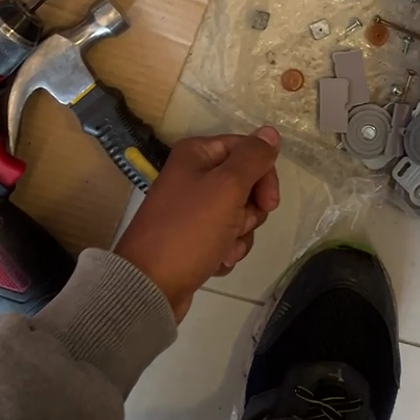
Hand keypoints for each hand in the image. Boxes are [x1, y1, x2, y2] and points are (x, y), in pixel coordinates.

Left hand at [114, 126, 281, 320]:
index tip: (269, 203)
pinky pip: (226, 237)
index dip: (264, 175)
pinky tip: (215, 262)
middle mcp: (193, 175)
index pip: (247, 150)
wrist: (149, 287)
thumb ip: (253, 158)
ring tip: (222, 249)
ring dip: (240, 234)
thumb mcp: (227, 187)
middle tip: (237, 225)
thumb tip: (270, 132)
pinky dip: (226, 250)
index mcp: (197, 154)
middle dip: (250, 210)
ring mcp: (193, 209)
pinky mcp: (193, 238)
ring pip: (240, 214)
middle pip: (246, 183)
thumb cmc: (189, 230)